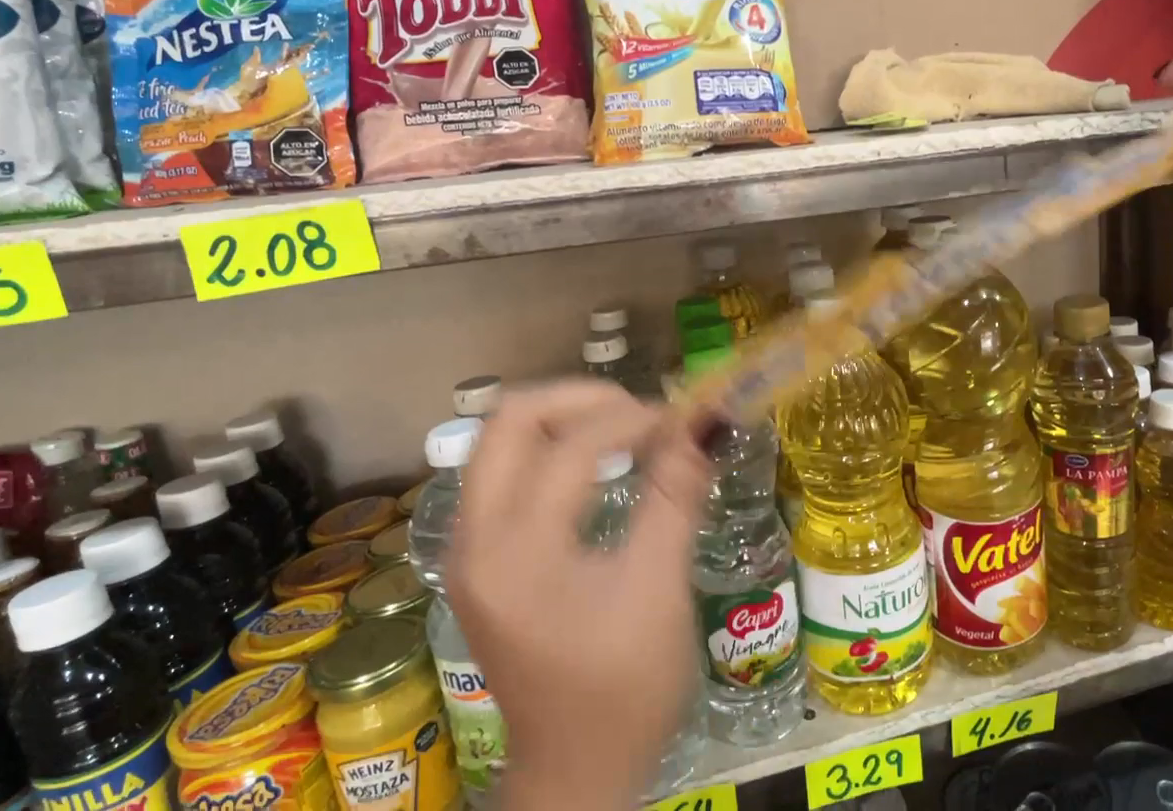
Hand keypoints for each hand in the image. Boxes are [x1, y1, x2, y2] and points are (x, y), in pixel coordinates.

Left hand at [448, 379, 711, 810]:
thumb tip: (705, 422)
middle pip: (508, 421)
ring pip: (499, 442)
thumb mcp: (658, 589)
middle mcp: (474, 540)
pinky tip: (596, 465)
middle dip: (580, 400)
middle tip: (642, 412)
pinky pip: (502, 475)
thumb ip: (676, 496)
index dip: (636, 419)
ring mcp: (467, 550)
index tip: (686, 421)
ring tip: (625, 430)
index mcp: (516, 551)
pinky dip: (548, 451)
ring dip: (561, 421)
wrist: (576, 772)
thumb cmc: (624, 689)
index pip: (571, 446)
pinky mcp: (478, 561)